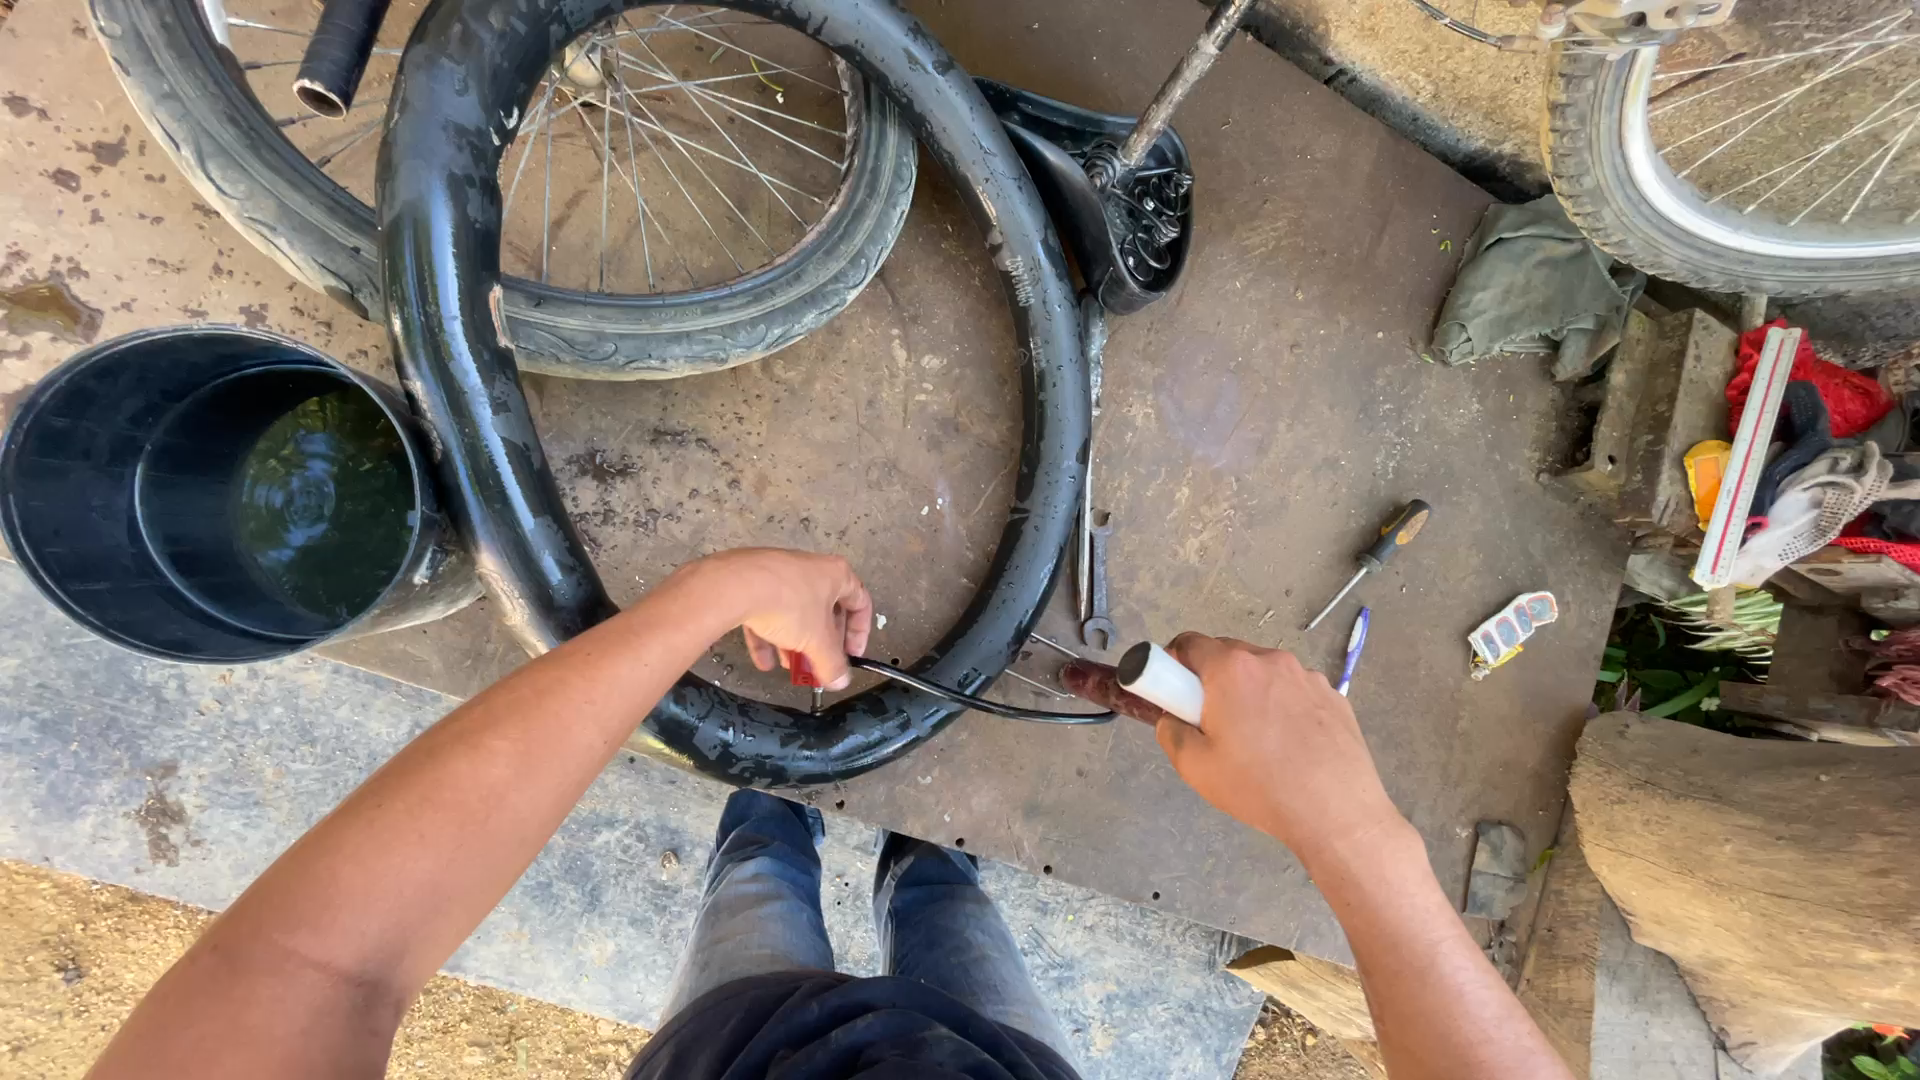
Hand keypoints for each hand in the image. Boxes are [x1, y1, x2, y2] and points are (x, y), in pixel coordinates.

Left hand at [684, 549, 872, 690]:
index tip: (851, 655)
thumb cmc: (788, 604)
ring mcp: (780, 574)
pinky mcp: (754, 582)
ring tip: (791, 667)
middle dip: (822, 644)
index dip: (859, 633)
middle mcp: (811, 569)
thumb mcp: (817, 642)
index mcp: (836, 574)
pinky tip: (764, 661)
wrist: (735, 586)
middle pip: (825, 611)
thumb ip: (832, 664)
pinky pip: (767, 611)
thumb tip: (840, 681)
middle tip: (820, 666)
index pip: (860, 603)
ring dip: (796, 643)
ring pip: (795, 613)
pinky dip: (769, 636)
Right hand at [1152, 633, 1406, 869]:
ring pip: (1263, 672)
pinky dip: (1283, 705)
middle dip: (1212, 679)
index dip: (1174, 663)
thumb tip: (1172, 716)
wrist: (1336, 814)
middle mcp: (1270, 660)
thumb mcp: (1193, 766)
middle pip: (1228, 654)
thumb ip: (1169, 730)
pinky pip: (1294, 689)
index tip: (1175, 692)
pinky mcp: (1334, 696)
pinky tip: (1290, 744)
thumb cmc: (1258, 786)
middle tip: (1212, 720)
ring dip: (1250, 690)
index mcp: (1230, 668)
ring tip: (1256, 738)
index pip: (1188, 642)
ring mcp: (1307, 676)